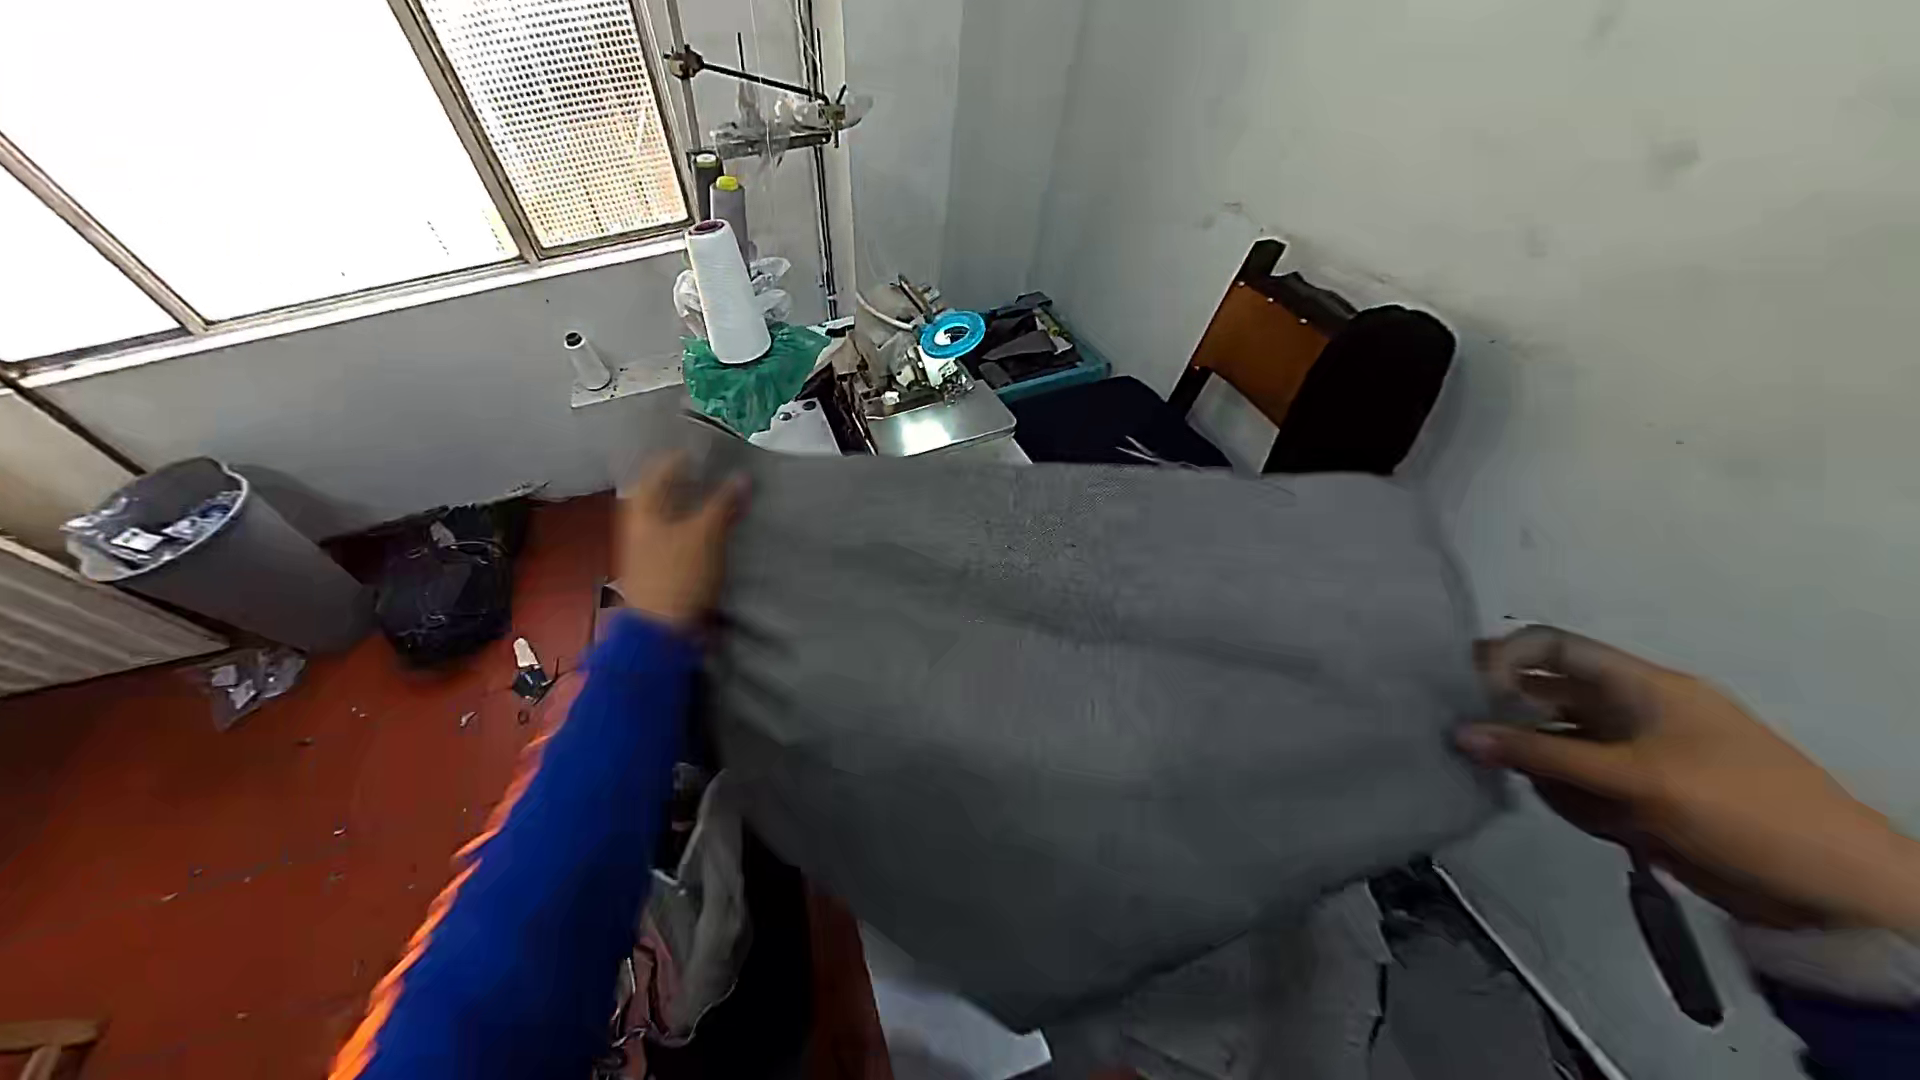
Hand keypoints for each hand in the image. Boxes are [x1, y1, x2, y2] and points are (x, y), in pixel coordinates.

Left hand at [613, 454, 746, 631]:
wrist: (661, 630)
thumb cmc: (677, 576)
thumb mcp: (705, 534)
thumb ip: (725, 502)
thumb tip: (743, 478)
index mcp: (641, 505)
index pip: (664, 464)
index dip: (691, 454)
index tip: (720, 450)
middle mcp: (640, 519)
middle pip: (672, 488)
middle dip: (701, 479)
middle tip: (731, 471)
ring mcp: (649, 541)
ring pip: (680, 510)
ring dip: (704, 502)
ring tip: (733, 497)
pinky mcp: (663, 561)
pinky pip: (685, 531)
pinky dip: (703, 524)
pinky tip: (723, 526)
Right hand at [1459, 626, 1919, 930]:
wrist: (1835, 894)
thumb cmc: (1739, 808)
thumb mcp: (1635, 777)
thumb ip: (1541, 753)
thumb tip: (1459, 733)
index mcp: (1641, 686)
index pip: (1553, 647)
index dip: (1506, 657)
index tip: (1469, 688)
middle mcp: (1627, 711)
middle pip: (1543, 696)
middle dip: (1511, 719)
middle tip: (1478, 740)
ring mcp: (1629, 753)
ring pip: (1551, 744)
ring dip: (1540, 766)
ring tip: (1561, 796)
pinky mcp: (1630, 792)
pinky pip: (1572, 782)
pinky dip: (1568, 797)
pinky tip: (1596, 820)